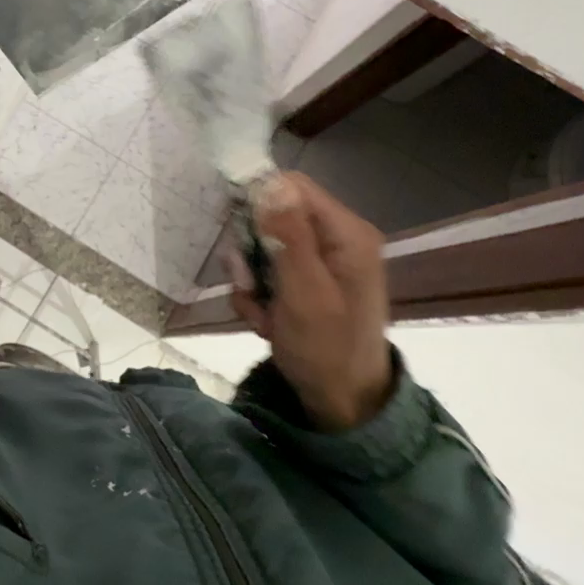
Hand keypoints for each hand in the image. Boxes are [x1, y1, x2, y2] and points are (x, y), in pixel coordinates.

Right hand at [230, 172, 393, 431]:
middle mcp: (336, 238)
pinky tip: (268, 323)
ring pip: (264, 246)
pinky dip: (260, 297)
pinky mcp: (308, 280)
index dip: (258, 203)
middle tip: (252, 288)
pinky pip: (269, 272)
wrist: (343, 403)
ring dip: (252, 281)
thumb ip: (289, 235)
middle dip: (251, 253)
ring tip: (263, 315)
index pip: (291, 186)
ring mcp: (323, 260)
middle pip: (273, 215)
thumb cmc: (326, 349)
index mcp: (346, 232)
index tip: (238, 237)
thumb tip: (270, 181)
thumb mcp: (304, 292)